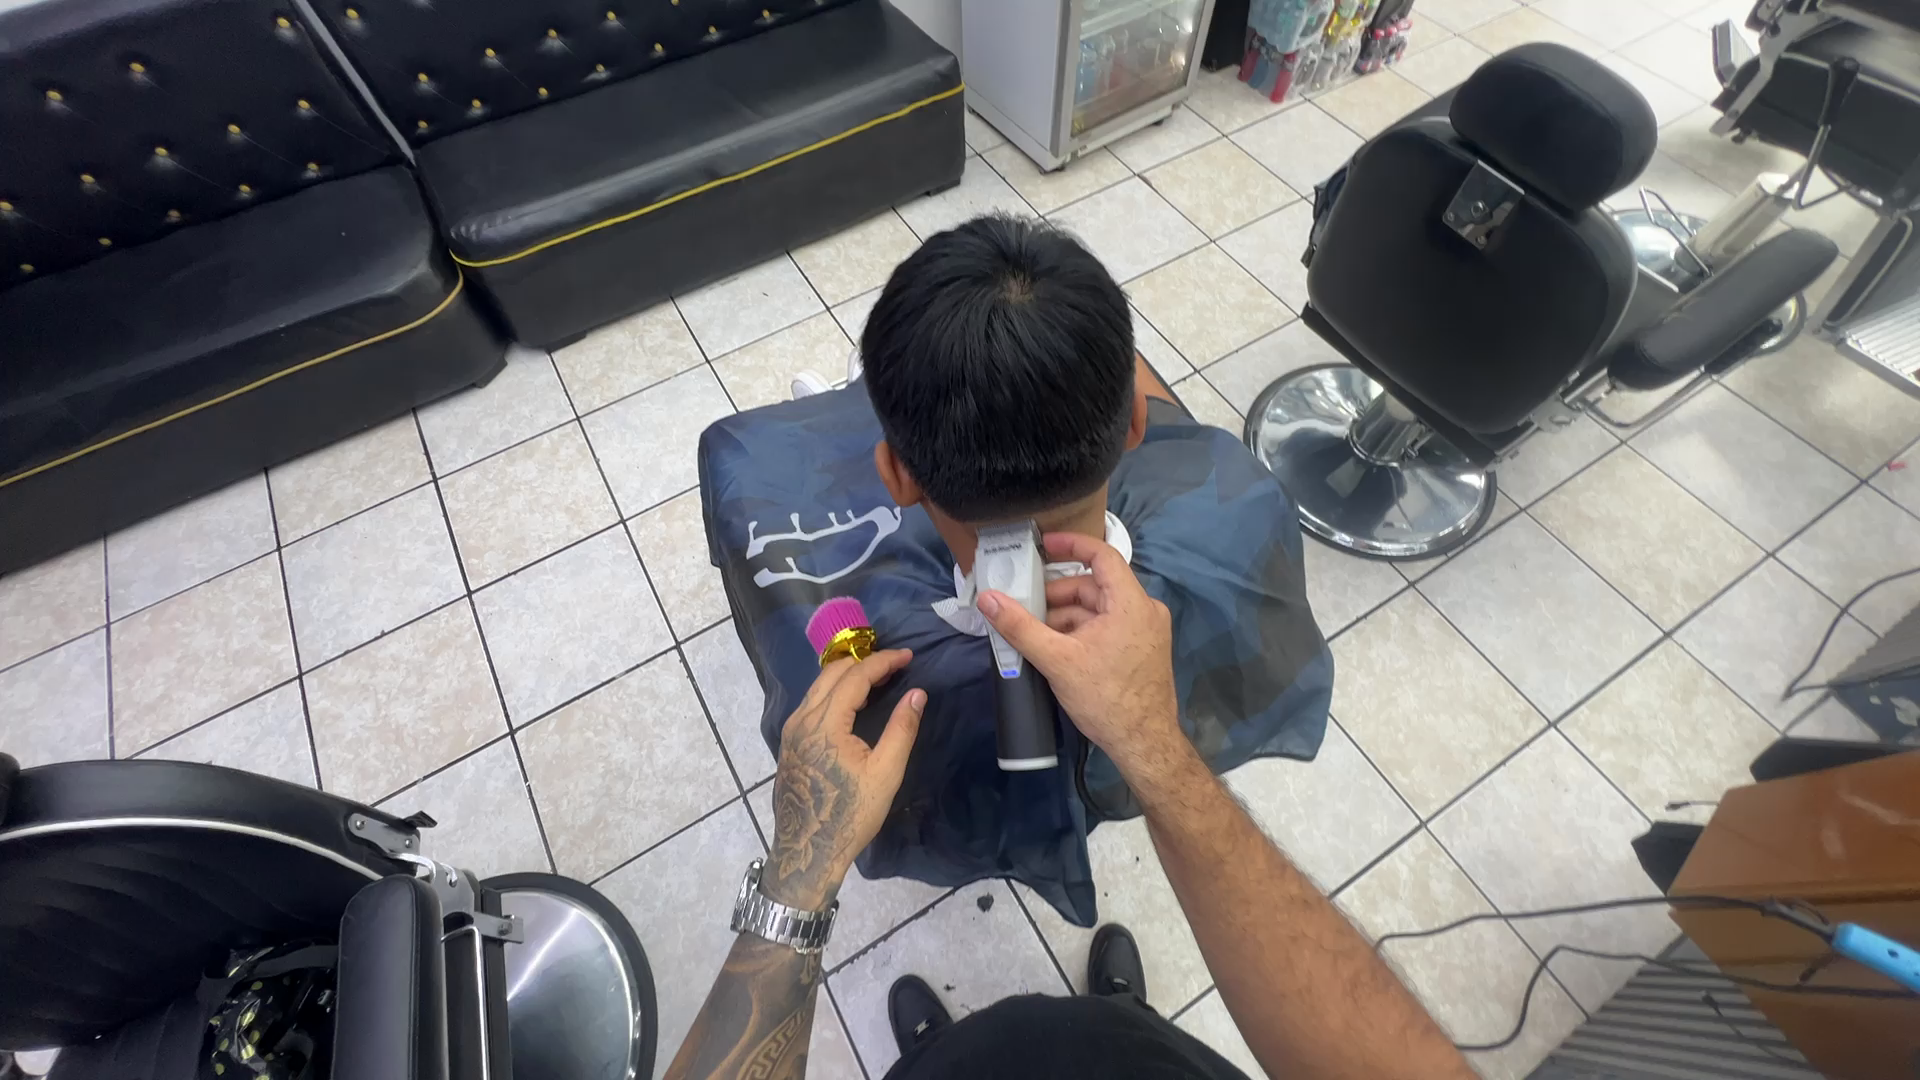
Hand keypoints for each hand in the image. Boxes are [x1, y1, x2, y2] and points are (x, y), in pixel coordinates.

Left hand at [765, 649, 924, 909]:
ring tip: (878, 678)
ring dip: (848, 674)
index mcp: (825, 723)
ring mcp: (792, 729)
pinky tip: (854, 702)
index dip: (883, 661)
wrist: (807, 851)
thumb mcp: (885, 773)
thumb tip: (918, 693)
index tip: (908, 656)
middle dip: (865, 661)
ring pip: (820, 685)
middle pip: (833, 672)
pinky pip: (813, 701)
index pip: (855, 676)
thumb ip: (902, 728)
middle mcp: (802, 719)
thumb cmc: (850, 815)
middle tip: (895, 664)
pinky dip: (835, 690)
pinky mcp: (790, 741)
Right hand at [978, 533, 1183, 778]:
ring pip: (1098, 609)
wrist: (1143, 744)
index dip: (1071, 545)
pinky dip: (1080, 630)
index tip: (1042, 545)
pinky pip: (1107, 626)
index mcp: (1131, 603)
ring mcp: (1146, 630)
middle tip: (1025, 605)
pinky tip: (1056, 648)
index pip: (1102, 555)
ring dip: (1065, 616)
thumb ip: (1020, 626)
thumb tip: (988, 598)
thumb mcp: (1057, 660)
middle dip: (1057, 595)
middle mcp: (1144, 610)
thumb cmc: (1106, 699)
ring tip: (1035, 632)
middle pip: (1094, 586)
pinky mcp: (1142, 649)